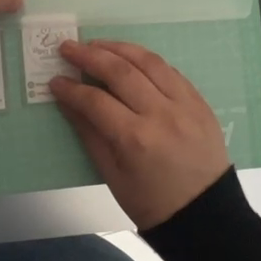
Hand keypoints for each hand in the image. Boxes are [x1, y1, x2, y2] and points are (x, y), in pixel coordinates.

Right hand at [51, 40, 229, 228]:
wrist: (205, 215)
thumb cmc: (151, 202)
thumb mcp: (112, 174)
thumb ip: (89, 133)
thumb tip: (67, 100)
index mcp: (136, 139)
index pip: (95, 101)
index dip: (71, 89)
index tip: (55, 80)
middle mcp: (161, 115)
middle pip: (120, 72)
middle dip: (90, 56)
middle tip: (68, 48)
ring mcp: (185, 105)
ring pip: (148, 62)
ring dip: (119, 48)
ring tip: (96, 45)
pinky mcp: (200, 102)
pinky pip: (170, 71)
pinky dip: (147, 60)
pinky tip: (130, 58)